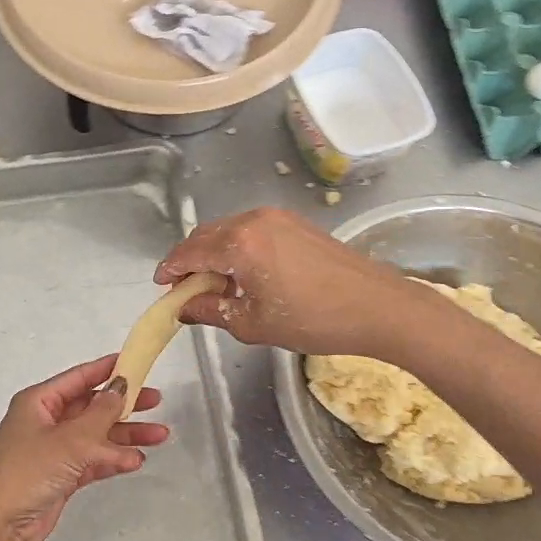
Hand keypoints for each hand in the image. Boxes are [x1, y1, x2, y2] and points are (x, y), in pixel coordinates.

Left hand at [0, 355, 170, 540]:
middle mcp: (46, 421)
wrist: (1, 525)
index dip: (107, 369)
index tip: (136, 363)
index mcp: (38, 402)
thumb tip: (121, 386)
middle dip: (123, 406)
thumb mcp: (69, 439)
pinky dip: (113, 459)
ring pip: (96, 435)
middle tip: (157, 401)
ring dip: (125, 436)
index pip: (78, 378)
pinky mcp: (61, 475)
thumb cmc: (29, 471)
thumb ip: (100, 413)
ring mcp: (53, 449)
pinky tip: (136, 461)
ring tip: (160, 436)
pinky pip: (93, 460)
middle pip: (91, 406)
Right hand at [154, 207, 430, 357]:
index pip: (189, 252)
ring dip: (214, 255)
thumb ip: (209, 310)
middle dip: (190, 261)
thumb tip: (182, 308)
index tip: (161, 288)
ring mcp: (277, 217)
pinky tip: (245, 275)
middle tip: (186, 292)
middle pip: (205, 236)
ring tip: (217, 287)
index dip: (170, 270)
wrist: (379, 307)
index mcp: (238, 243)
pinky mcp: (296, 223)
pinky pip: (251, 231)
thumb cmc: (313, 319)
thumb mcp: (252, 323)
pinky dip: (237, 249)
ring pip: (228, 231)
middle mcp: (253, 220)